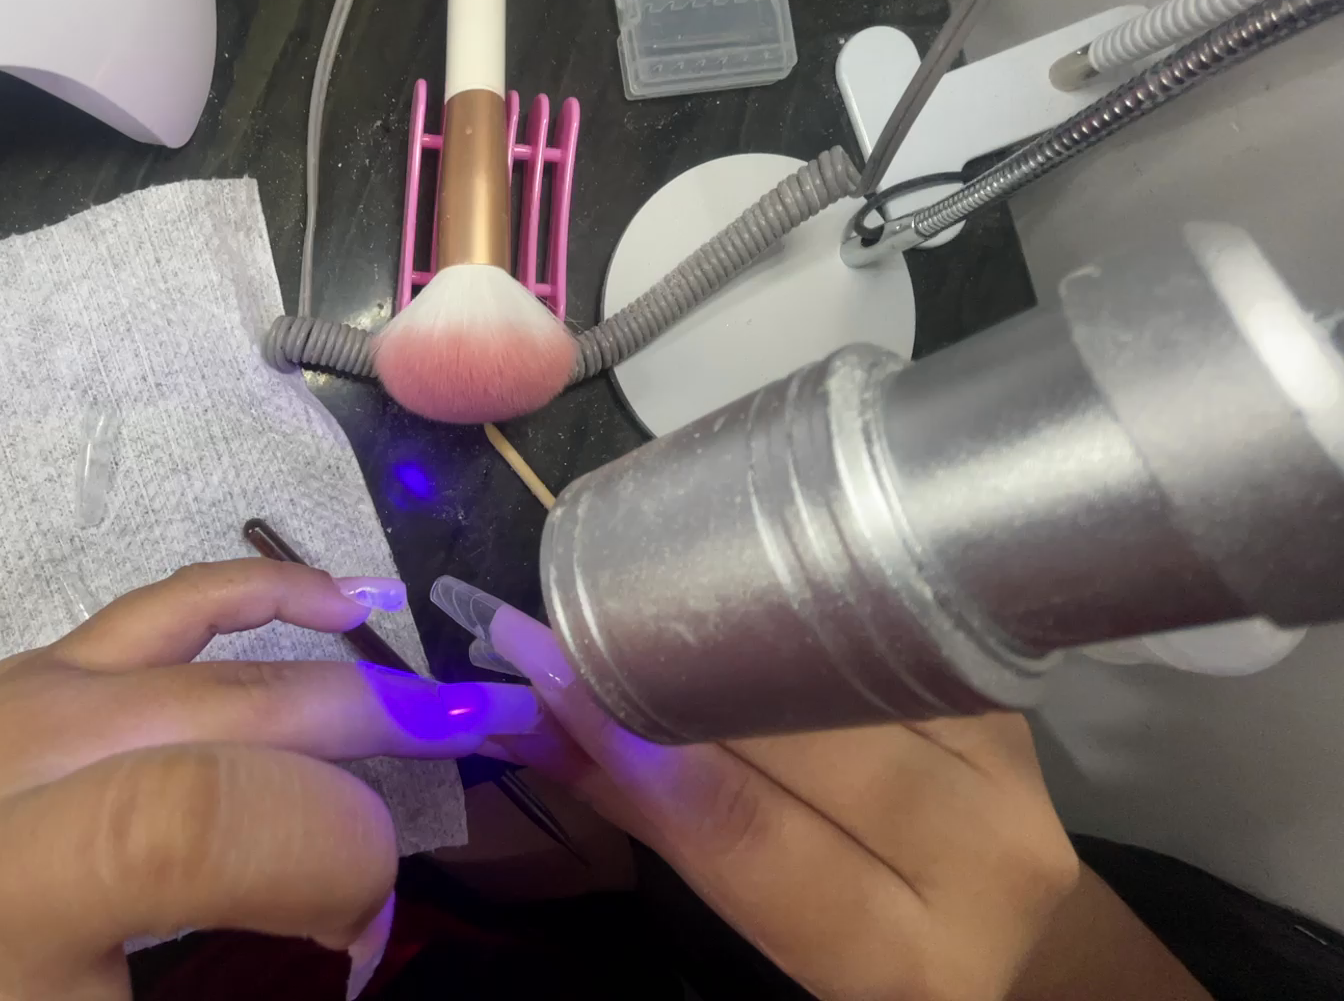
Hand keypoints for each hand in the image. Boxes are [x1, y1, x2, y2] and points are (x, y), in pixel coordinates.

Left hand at [0, 561, 539, 999]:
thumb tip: (317, 970)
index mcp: (14, 875)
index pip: (212, 816)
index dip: (328, 863)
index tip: (353, 938)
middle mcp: (42, 746)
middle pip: (258, 723)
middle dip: (365, 788)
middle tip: (414, 848)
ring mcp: (49, 679)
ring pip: (241, 654)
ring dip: (355, 689)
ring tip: (439, 720)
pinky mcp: (51, 655)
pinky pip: (186, 601)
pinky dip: (275, 593)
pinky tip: (345, 601)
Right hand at [480, 604, 1079, 1000]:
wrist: (971, 886)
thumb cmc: (833, 910)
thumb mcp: (735, 896)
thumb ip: (628, 799)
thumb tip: (515, 718)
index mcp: (902, 954)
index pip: (741, 825)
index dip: (630, 740)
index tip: (539, 659)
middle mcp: (984, 857)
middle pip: (793, 726)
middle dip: (670, 660)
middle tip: (578, 605)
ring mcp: (1011, 760)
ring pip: (828, 659)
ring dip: (723, 616)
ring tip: (639, 584)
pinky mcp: (992, 688)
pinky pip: (867, 618)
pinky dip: (782, 594)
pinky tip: (724, 573)